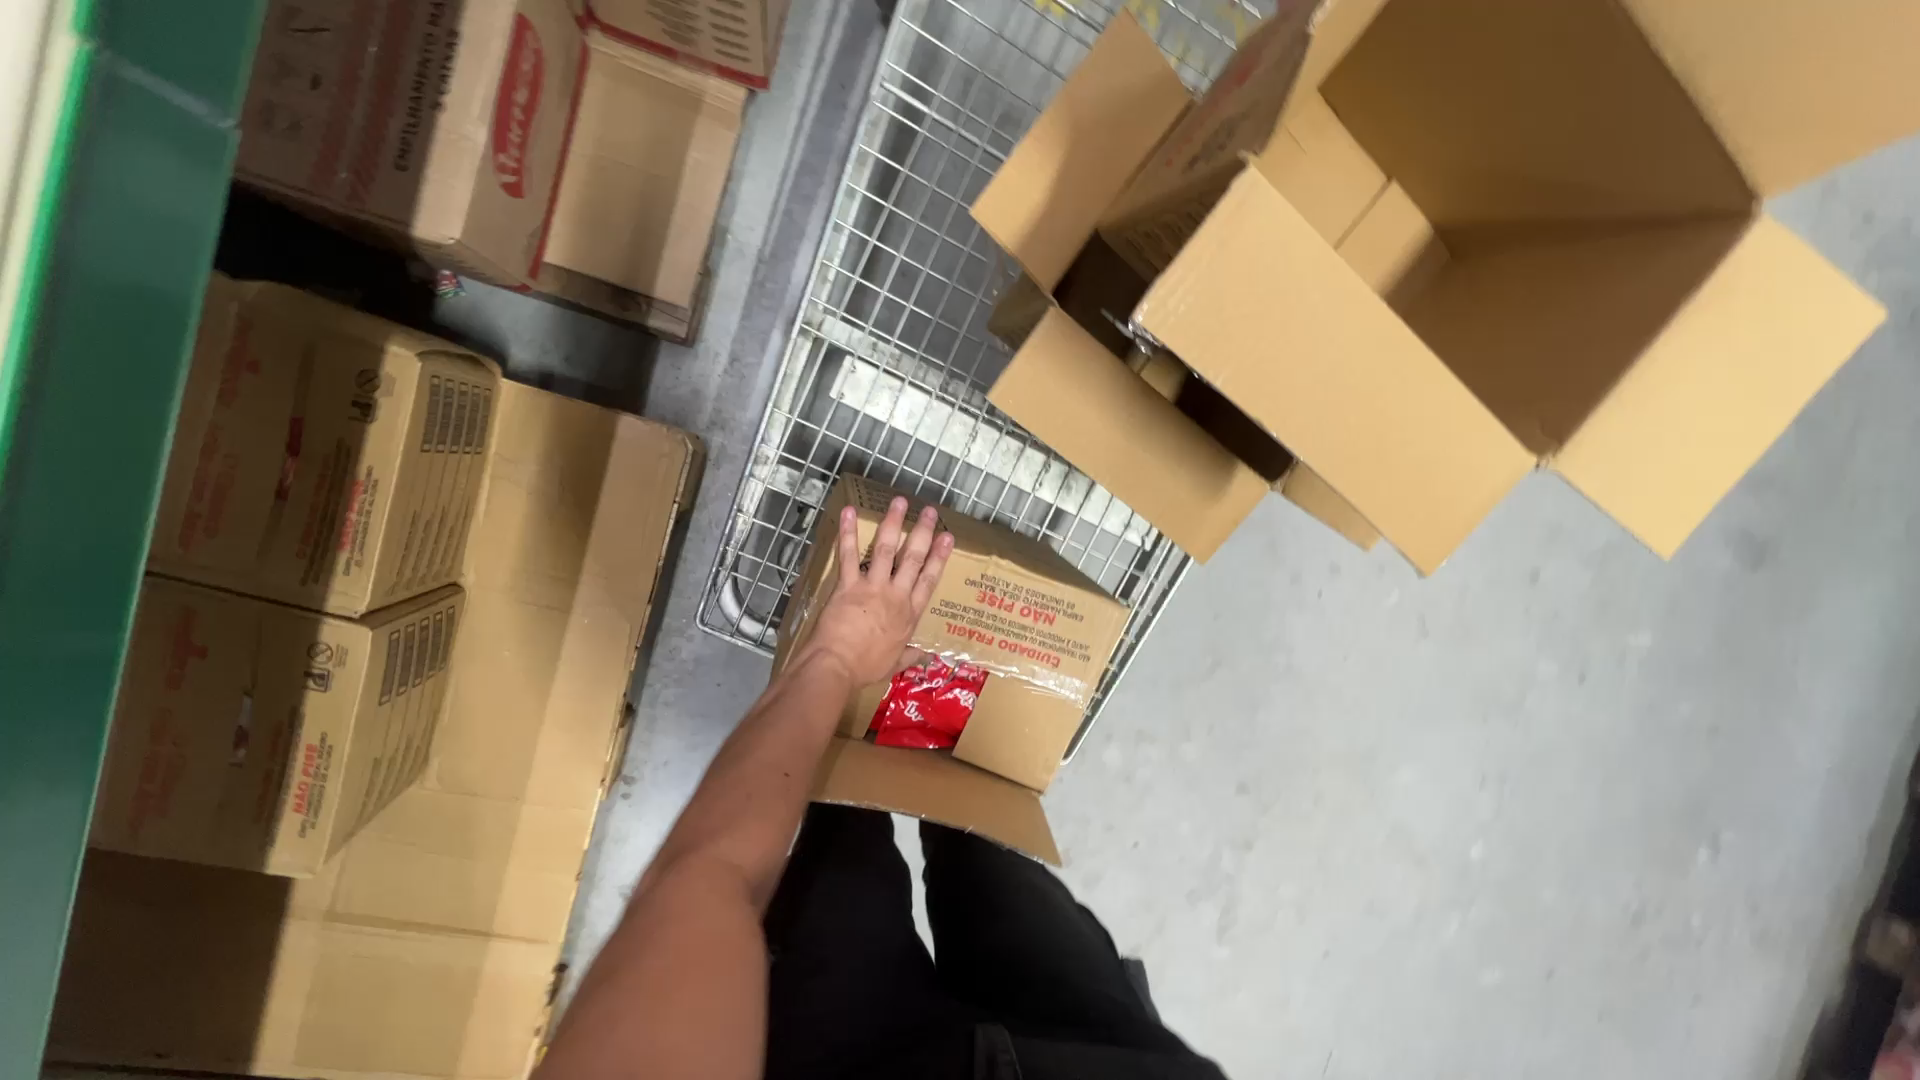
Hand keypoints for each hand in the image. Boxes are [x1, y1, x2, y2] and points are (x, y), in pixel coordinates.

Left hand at [797, 495, 955, 686]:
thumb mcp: (895, 663)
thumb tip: (929, 656)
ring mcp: (872, 587)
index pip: (929, 580)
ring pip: (886, 549)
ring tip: (900, 501)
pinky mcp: (848, 585)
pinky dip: (849, 532)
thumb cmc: (866, 668)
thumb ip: (912, 656)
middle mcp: (895, 595)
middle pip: (913, 558)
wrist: (837, 667)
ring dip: (893, 523)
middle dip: (922, 532)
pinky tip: (850, 512)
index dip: (939, 557)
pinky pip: (849, 555)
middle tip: (929, 511)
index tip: (947, 537)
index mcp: (909, 614)